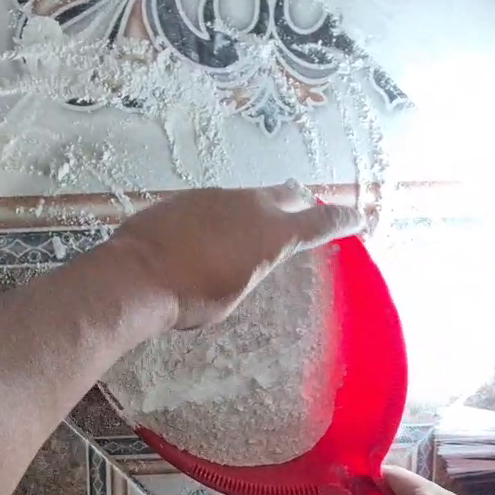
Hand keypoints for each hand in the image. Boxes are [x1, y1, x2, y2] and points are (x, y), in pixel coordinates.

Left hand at [103, 183, 366, 330]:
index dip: (341, 221)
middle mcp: (251, 206)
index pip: (321, 223)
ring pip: (249, 197)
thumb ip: (249, 269)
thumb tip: (246, 257)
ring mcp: (217, 197)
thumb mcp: (232, 295)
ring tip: (255, 220)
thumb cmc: (190, 298)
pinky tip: (209, 229)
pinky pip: (216, 203)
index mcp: (273, 235)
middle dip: (300, 203)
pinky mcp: (187, 197)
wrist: (138, 274)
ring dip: (257, 207)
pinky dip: (222, 214)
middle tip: (305, 210)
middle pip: (287, 196)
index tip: (357, 218)